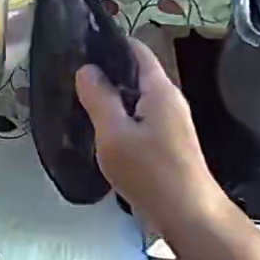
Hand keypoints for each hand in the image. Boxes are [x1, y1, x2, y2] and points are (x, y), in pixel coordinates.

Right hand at [75, 39, 228, 236]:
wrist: (189, 216)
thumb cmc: (151, 172)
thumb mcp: (114, 133)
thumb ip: (99, 98)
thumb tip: (87, 69)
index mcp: (160, 90)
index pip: (136, 50)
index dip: (109, 43)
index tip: (78, 45)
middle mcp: (169, 100)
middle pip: (135, 74)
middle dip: (106, 72)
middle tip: (69, 76)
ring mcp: (170, 123)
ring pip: (136, 99)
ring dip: (111, 98)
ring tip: (78, 100)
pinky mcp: (167, 144)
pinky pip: (139, 119)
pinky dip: (119, 118)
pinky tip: (99, 130)